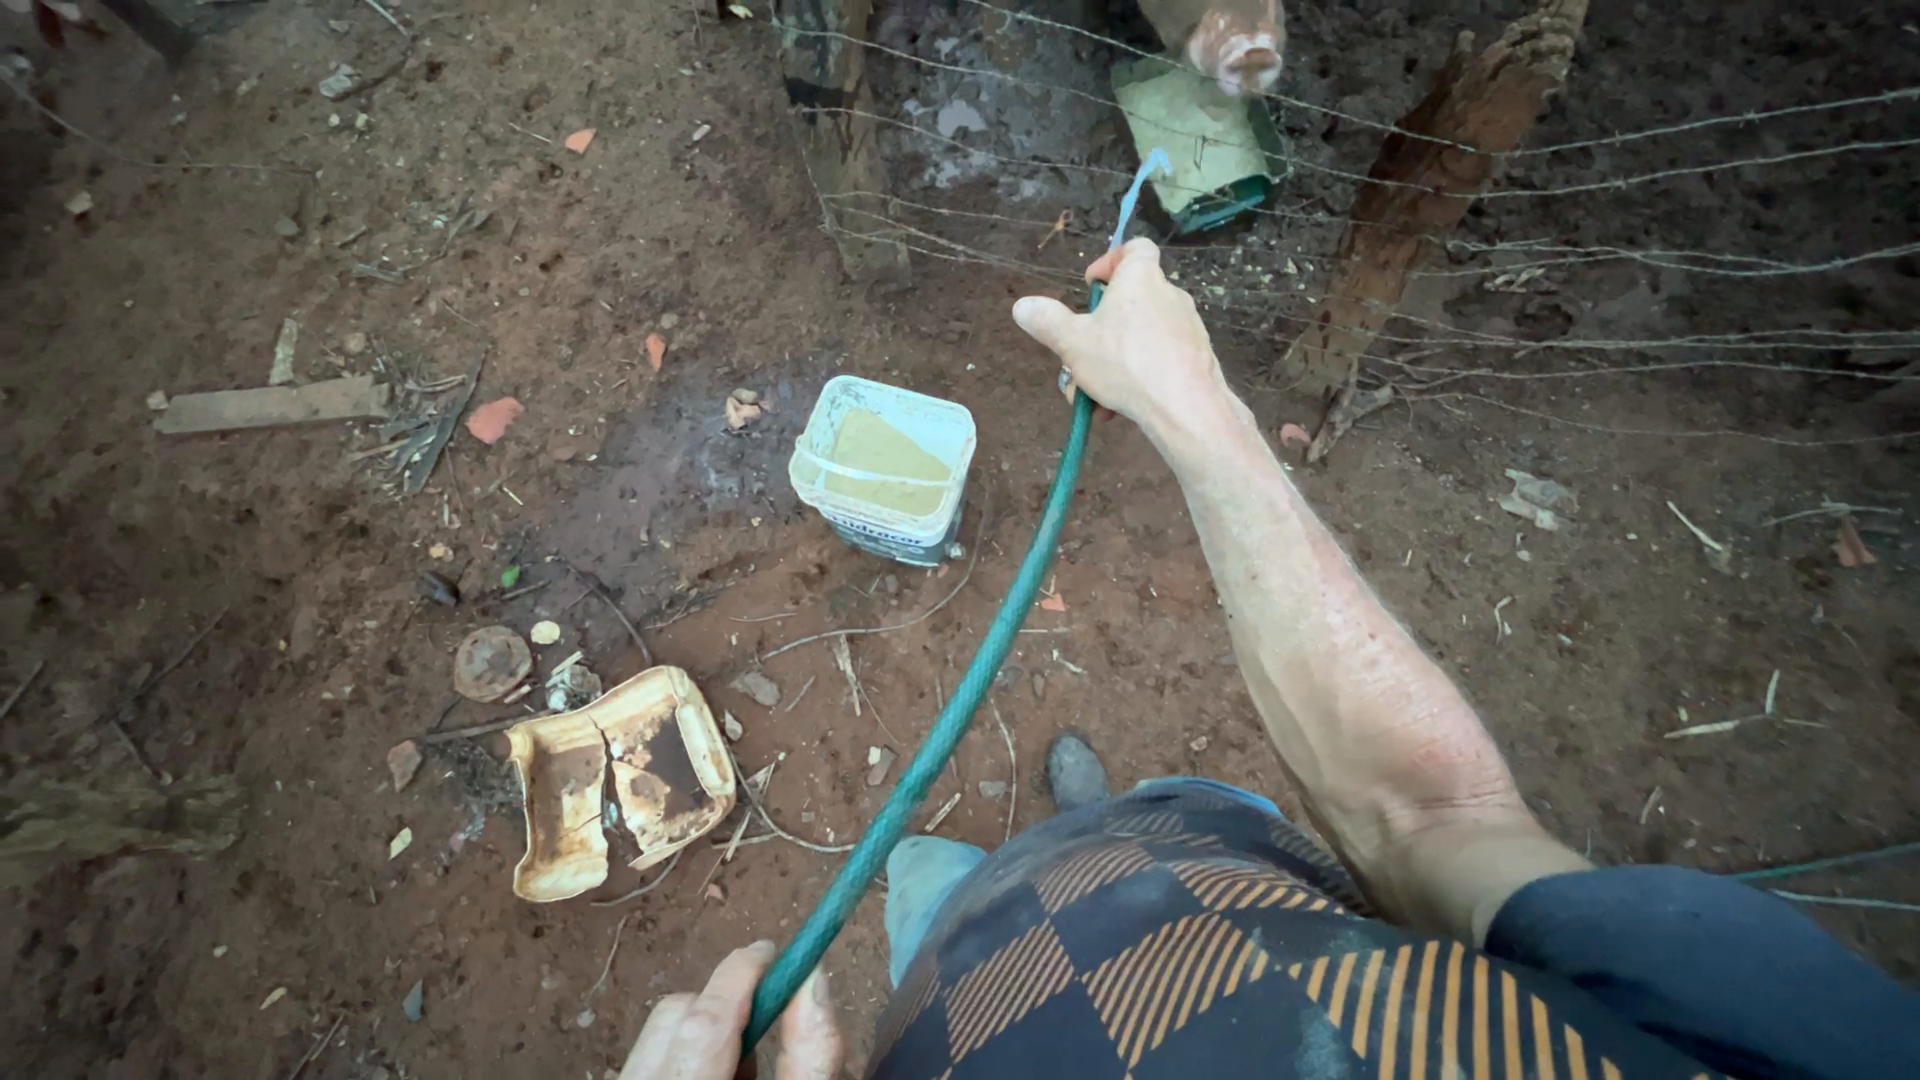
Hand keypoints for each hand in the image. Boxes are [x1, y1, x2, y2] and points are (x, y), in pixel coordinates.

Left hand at [619, 941, 841, 1079]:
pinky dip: (682, 1055)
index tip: (773, 954)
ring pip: (656, 1035)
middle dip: (723, 1005)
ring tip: (741, 1071)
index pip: (704, 1023)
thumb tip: (814, 972)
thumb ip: (812, 1051)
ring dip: (702, 1034)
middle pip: (673, 1017)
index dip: (742, 975)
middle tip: (763, 1026)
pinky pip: (644, 1058)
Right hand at [1011, 238, 1246, 446]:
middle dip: (1097, 336)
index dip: (1110, 261)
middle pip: (1127, 305)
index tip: (1091, 286)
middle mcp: (1168, 295)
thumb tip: (1021, 306)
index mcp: (1140, 278)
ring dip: (1111, 365)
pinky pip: (1157, 361)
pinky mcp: (1196, 358)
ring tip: (1094, 398)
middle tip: (1078, 361)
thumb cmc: (1125, 362)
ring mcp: (1186, 328)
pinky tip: (1118, 409)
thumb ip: (1047, 322)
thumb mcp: (1073, 343)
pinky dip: (1135, 379)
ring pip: (1138, 340)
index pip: (1134, 248)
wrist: (1184, 406)